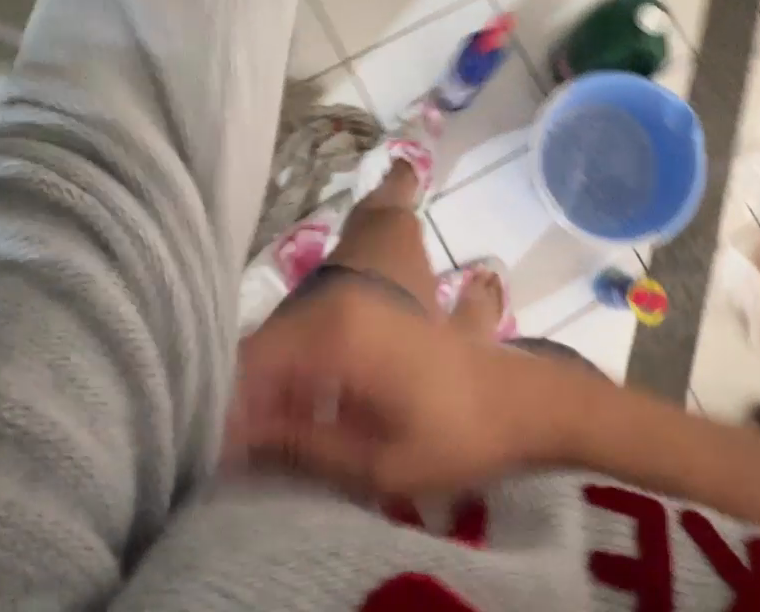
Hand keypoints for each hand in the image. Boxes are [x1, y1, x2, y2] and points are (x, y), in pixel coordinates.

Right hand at [227, 281, 577, 496]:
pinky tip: (325, 403)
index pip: (248, 363)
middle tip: (267, 446)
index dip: (232, 410)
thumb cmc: (458, 434)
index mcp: (334, 330)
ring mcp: (363, 297)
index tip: (238, 454)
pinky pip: (320, 331)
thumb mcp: (374, 463)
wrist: (527, 401)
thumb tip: (231, 438)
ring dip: (284, 382)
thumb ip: (297, 445)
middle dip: (256, 395)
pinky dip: (311, 368)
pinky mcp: (379, 306)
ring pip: (292, 336)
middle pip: (266, 346)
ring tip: (297, 430)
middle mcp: (342, 300)